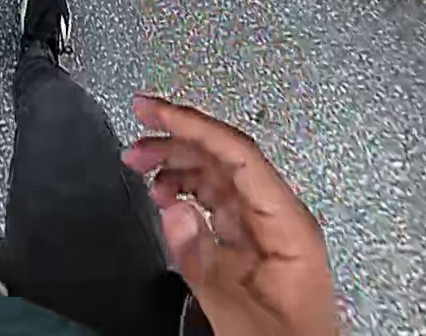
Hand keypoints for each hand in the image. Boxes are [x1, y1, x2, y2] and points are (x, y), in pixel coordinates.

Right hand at [122, 95, 338, 335]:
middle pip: (223, 157)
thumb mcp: (241, 322)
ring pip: (214, 175)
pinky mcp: (246, 248)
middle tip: (137, 126)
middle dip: (177, 138)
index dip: (195, 125)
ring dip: (174, 162)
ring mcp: (260, 232)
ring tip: (137, 161)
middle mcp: (276, 218)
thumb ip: (203, 264)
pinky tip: (161, 193)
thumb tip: (171, 206)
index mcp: (288, 225)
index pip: (238, 153)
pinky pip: (211, 202)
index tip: (155, 111)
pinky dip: (182, 191)